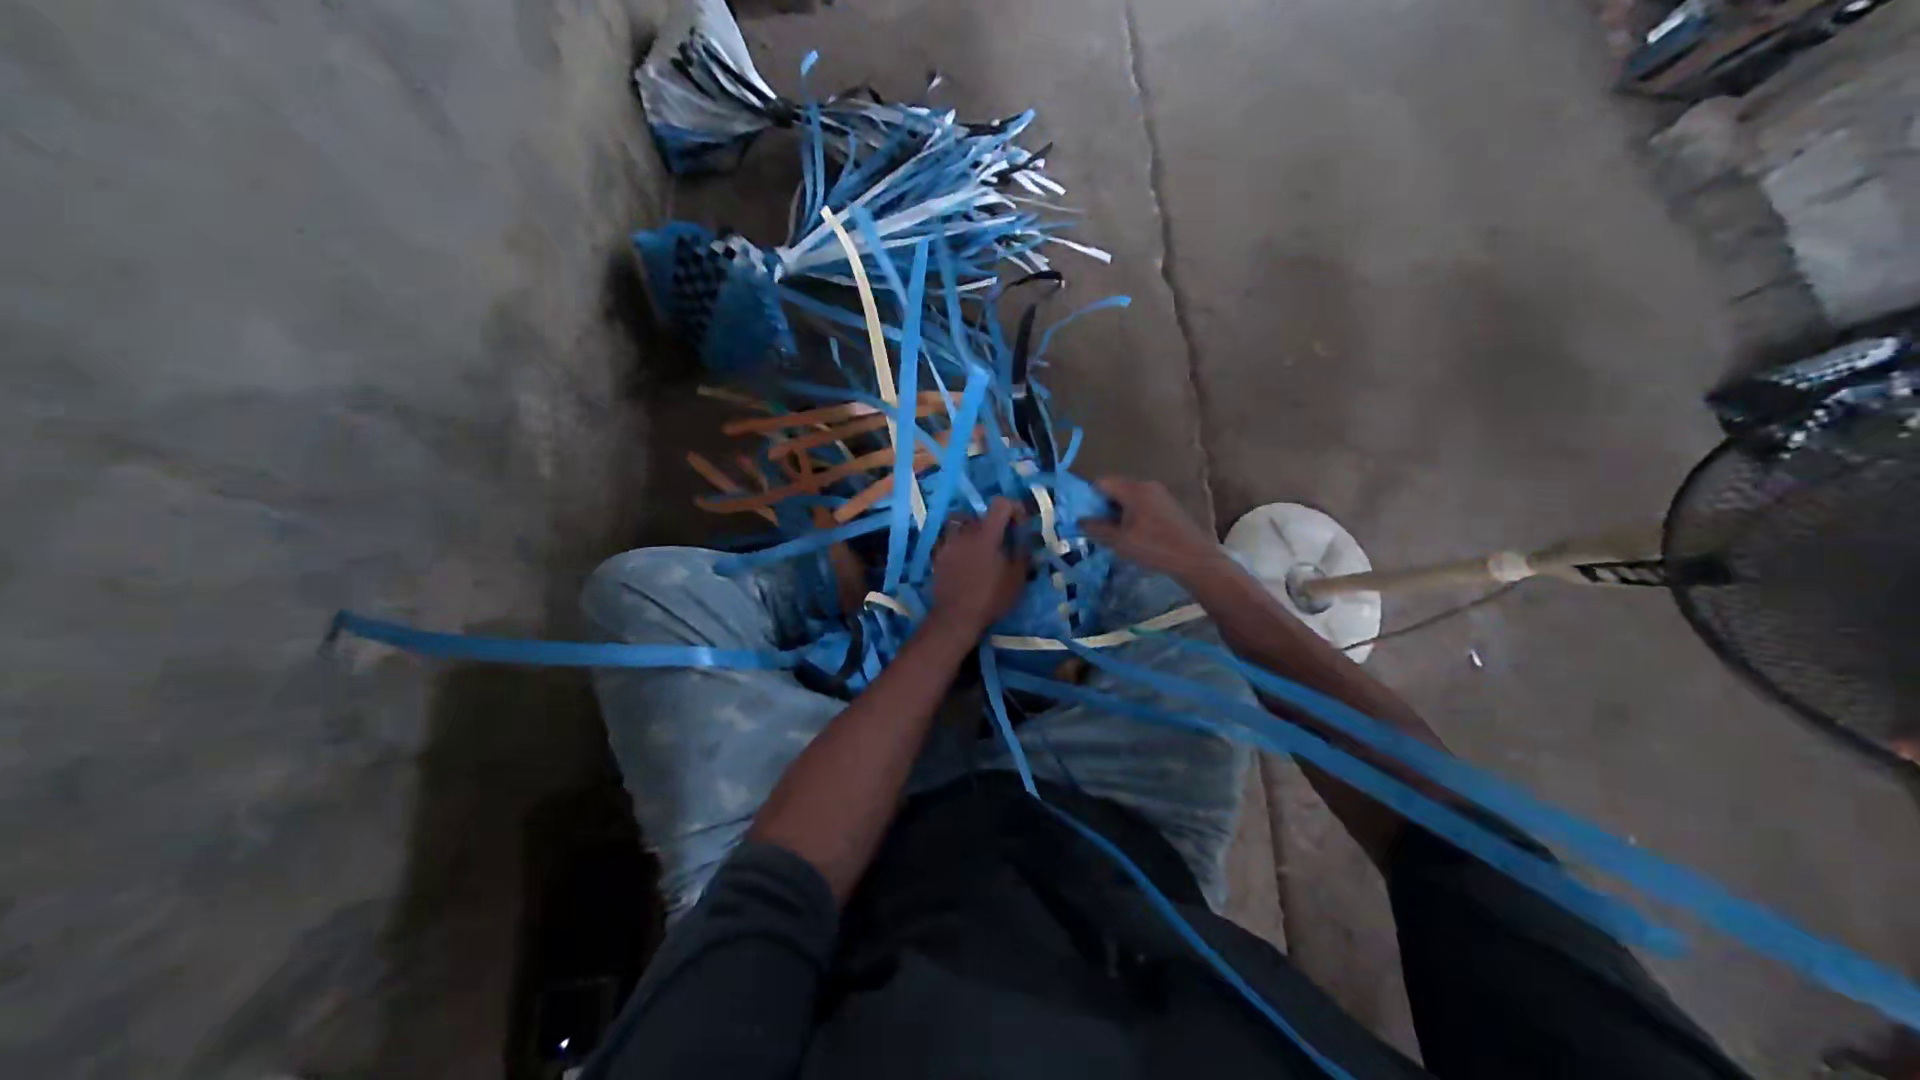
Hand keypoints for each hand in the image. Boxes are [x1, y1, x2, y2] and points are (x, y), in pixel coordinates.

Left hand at [928, 498, 1026, 636]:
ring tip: (981, 549)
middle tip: (1003, 543)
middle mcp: (965, 532)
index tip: (1019, 526)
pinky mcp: (938, 555)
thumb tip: (1026, 538)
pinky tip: (965, 561)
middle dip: (995, 524)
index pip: (1001, 503)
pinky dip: (960, 544)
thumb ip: (1023, 552)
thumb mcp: (1017, 577)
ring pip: (962, 525)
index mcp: (986, 533)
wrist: (956, 617)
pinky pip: (950, 540)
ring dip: (974, 532)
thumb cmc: (991, 597)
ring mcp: (948, 543)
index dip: (1014, 509)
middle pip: (982, 515)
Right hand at [1082, 477, 1231, 582]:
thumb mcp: (1119, 541)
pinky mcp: (1168, 506)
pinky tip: (1131, 534)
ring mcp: (1160, 495)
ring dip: (1116, 511)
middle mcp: (1147, 486)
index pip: (1101, 482)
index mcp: (1133, 489)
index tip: (1082, 514)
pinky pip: (1141, 504)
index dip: (1087, 495)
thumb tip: (1080, 521)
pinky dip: (1131, 514)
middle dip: (1101, 505)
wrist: (1194, 559)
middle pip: (1115, 488)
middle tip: (1095, 526)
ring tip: (1112, 533)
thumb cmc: (1154, 547)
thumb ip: (1096, 528)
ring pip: (1128, 497)